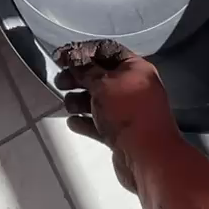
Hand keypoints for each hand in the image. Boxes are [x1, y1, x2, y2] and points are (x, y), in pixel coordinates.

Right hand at [54, 39, 179, 192]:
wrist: (148, 159)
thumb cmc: (127, 113)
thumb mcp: (102, 84)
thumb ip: (84, 68)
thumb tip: (71, 55)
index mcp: (134, 69)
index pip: (105, 50)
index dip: (81, 50)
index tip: (60, 57)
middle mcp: (132, 87)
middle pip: (99, 75)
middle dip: (77, 77)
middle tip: (59, 82)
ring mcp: (127, 112)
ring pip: (97, 100)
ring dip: (79, 100)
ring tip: (68, 105)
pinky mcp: (121, 133)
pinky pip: (99, 121)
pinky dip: (85, 121)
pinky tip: (73, 122)